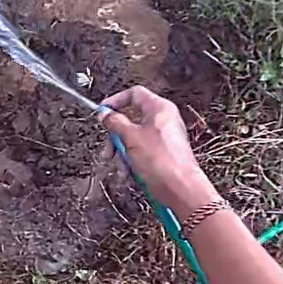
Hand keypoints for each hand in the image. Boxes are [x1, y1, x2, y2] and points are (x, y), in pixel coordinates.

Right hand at [99, 86, 218, 213]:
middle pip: (131, 119)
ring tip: (121, 167)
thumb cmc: (161, 161)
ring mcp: (163, 138)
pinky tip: (129, 173)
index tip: (102, 113)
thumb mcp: (130, 138)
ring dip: (122, 153)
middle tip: (108, 149)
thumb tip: (105, 114)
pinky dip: (132, 161)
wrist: (180, 188)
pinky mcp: (162, 154)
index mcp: (159, 109)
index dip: (115, 101)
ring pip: (133, 138)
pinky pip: (141, 152)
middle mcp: (163, 120)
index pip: (134, 94)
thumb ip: (115, 122)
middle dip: (116, 136)